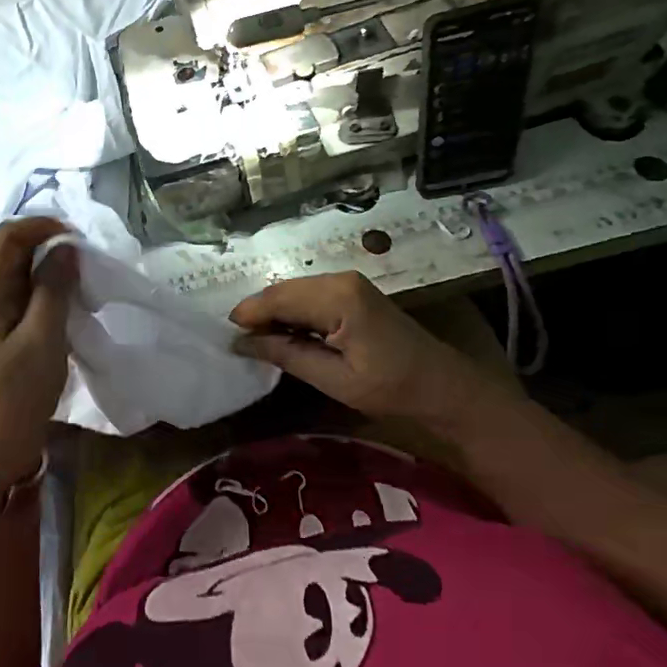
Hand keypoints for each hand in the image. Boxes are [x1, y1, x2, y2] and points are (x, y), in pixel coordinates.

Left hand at [0, 217, 78, 482]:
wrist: (3, 440)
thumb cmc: (21, 389)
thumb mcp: (44, 336)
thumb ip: (54, 288)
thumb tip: (66, 246)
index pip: (10, 236)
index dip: (43, 226)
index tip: (79, 239)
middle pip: (15, 247)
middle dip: (50, 242)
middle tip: (85, 257)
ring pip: (23, 267)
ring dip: (52, 262)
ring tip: (82, 275)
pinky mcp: (7, 323)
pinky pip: (28, 287)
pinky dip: (50, 282)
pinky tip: (70, 296)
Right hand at [229, 271, 520, 430]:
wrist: (441, 385)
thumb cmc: (390, 388)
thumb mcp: (334, 379)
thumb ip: (287, 354)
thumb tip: (242, 342)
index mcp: (337, 297)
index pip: (278, 298)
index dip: (249, 314)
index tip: (225, 336)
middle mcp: (340, 279)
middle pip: (285, 289)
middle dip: (259, 312)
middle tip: (238, 341)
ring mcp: (349, 282)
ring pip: (297, 290)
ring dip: (276, 312)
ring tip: (257, 340)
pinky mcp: (354, 292)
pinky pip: (312, 295)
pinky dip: (294, 312)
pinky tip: (286, 333)